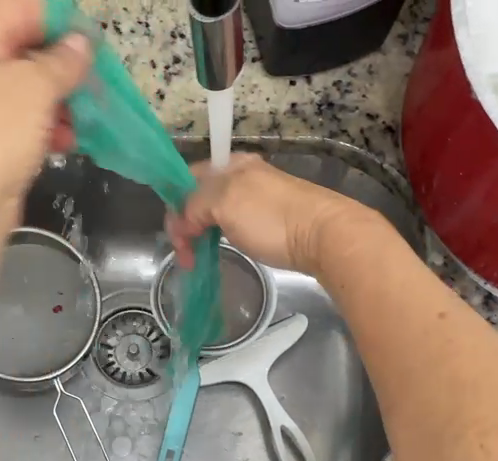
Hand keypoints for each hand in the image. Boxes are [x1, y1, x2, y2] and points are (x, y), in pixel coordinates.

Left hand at [0, 0, 91, 234]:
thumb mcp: (36, 85)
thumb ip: (63, 60)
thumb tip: (81, 45)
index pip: (24, 10)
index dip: (62, 23)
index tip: (95, 44)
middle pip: (25, 51)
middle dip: (63, 69)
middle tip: (96, 84)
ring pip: (27, 92)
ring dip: (59, 103)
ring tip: (86, 117)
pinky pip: (22, 124)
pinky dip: (46, 129)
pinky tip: (67, 141)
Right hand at [167, 154, 371, 276]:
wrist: (322, 235)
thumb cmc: (271, 217)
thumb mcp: (224, 203)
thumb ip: (195, 206)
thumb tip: (183, 222)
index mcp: (230, 165)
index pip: (187, 179)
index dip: (175, 207)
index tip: (175, 239)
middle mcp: (241, 176)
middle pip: (199, 197)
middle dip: (185, 224)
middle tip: (185, 255)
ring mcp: (255, 197)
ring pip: (214, 212)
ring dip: (200, 234)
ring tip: (198, 258)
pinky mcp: (266, 218)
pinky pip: (230, 223)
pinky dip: (217, 236)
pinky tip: (220, 249)